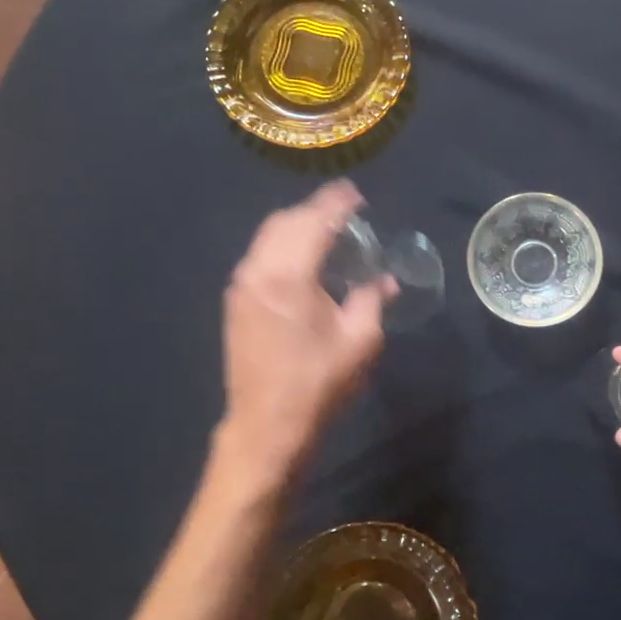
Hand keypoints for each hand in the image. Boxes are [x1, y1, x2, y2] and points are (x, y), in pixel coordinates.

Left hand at [216, 180, 392, 482]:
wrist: (266, 426)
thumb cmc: (318, 384)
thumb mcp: (360, 341)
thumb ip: (372, 300)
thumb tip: (385, 280)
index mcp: (290, 276)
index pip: (315, 222)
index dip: (337, 203)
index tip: (356, 193)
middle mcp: (259, 272)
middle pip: (285, 221)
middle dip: (315, 210)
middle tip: (345, 212)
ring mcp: (242, 287)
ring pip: (267, 237)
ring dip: (297, 226)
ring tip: (326, 232)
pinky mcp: (236, 303)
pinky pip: (260, 256)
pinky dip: (282, 245)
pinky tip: (303, 259)